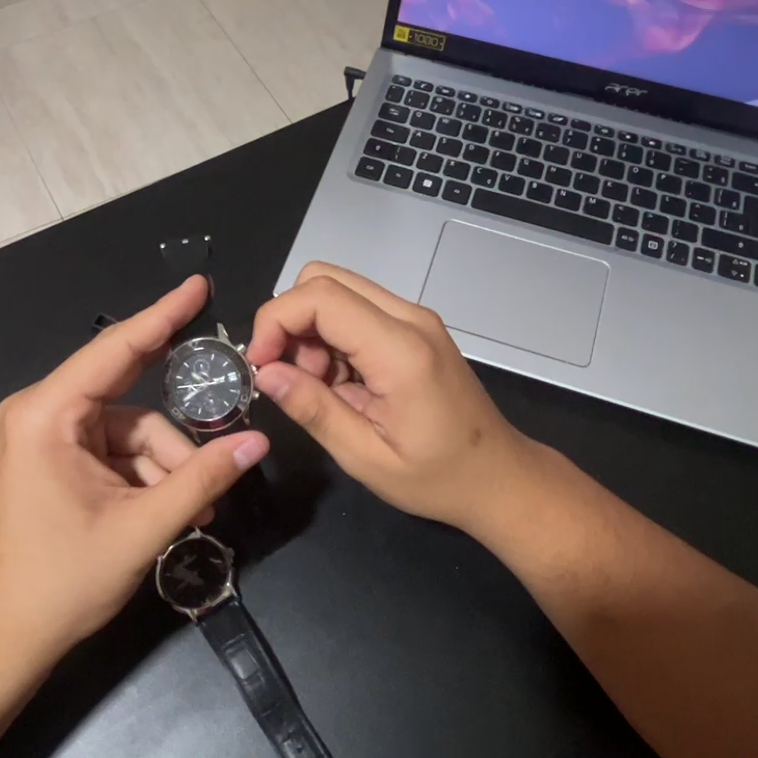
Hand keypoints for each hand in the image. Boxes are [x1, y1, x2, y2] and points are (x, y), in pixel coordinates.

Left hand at [0, 277, 268, 661]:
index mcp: (46, 414)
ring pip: (132, 428)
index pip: (116, 349)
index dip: (163, 315)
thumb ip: (203, 479)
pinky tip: (174, 511)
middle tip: (232, 393)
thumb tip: (259, 440)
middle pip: (127, 388)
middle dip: (178, 413)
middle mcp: (40, 413)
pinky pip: (118, 450)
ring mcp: (48, 437)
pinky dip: (148, 475)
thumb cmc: (64, 580)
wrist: (11, 634)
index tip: (199, 286)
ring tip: (195, 510)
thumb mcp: (143, 526)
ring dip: (167, 465)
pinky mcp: (57, 460)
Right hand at [244, 262, 536, 533]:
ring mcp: (415, 318)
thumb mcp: (365, 457)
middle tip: (290, 377)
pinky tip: (342, 385)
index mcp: (400, 349)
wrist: (498, 475)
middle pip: (324, 280)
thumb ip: (313, 409)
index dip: (275, 321)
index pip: (319, 296)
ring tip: (322, 389)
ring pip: (337, 292)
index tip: (259, 366)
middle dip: (290, 323)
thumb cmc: (437, 477)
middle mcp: (409, 318)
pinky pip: (357, 311)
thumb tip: (263, 373)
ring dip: (310, 333)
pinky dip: (332, 339)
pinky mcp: (414, 328)